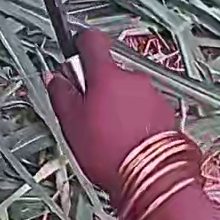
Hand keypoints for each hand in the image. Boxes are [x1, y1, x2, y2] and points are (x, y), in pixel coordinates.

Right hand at [44, 29, 177, 202]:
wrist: (150, 178)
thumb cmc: (107, 151)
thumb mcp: (70, 123)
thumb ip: (60, 93)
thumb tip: (54, 78)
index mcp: (107, 75)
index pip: (91, 41)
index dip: (78, 44)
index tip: (72, 52)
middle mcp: (133, 78)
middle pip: (108, 70)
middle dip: (95, 86)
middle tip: (83, 111)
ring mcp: (152, 94)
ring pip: (125, 90)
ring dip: (114, 103)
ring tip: (103, 133)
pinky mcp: (165, 113)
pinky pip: (142, 106)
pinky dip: (131, 117)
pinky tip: (122, 139)